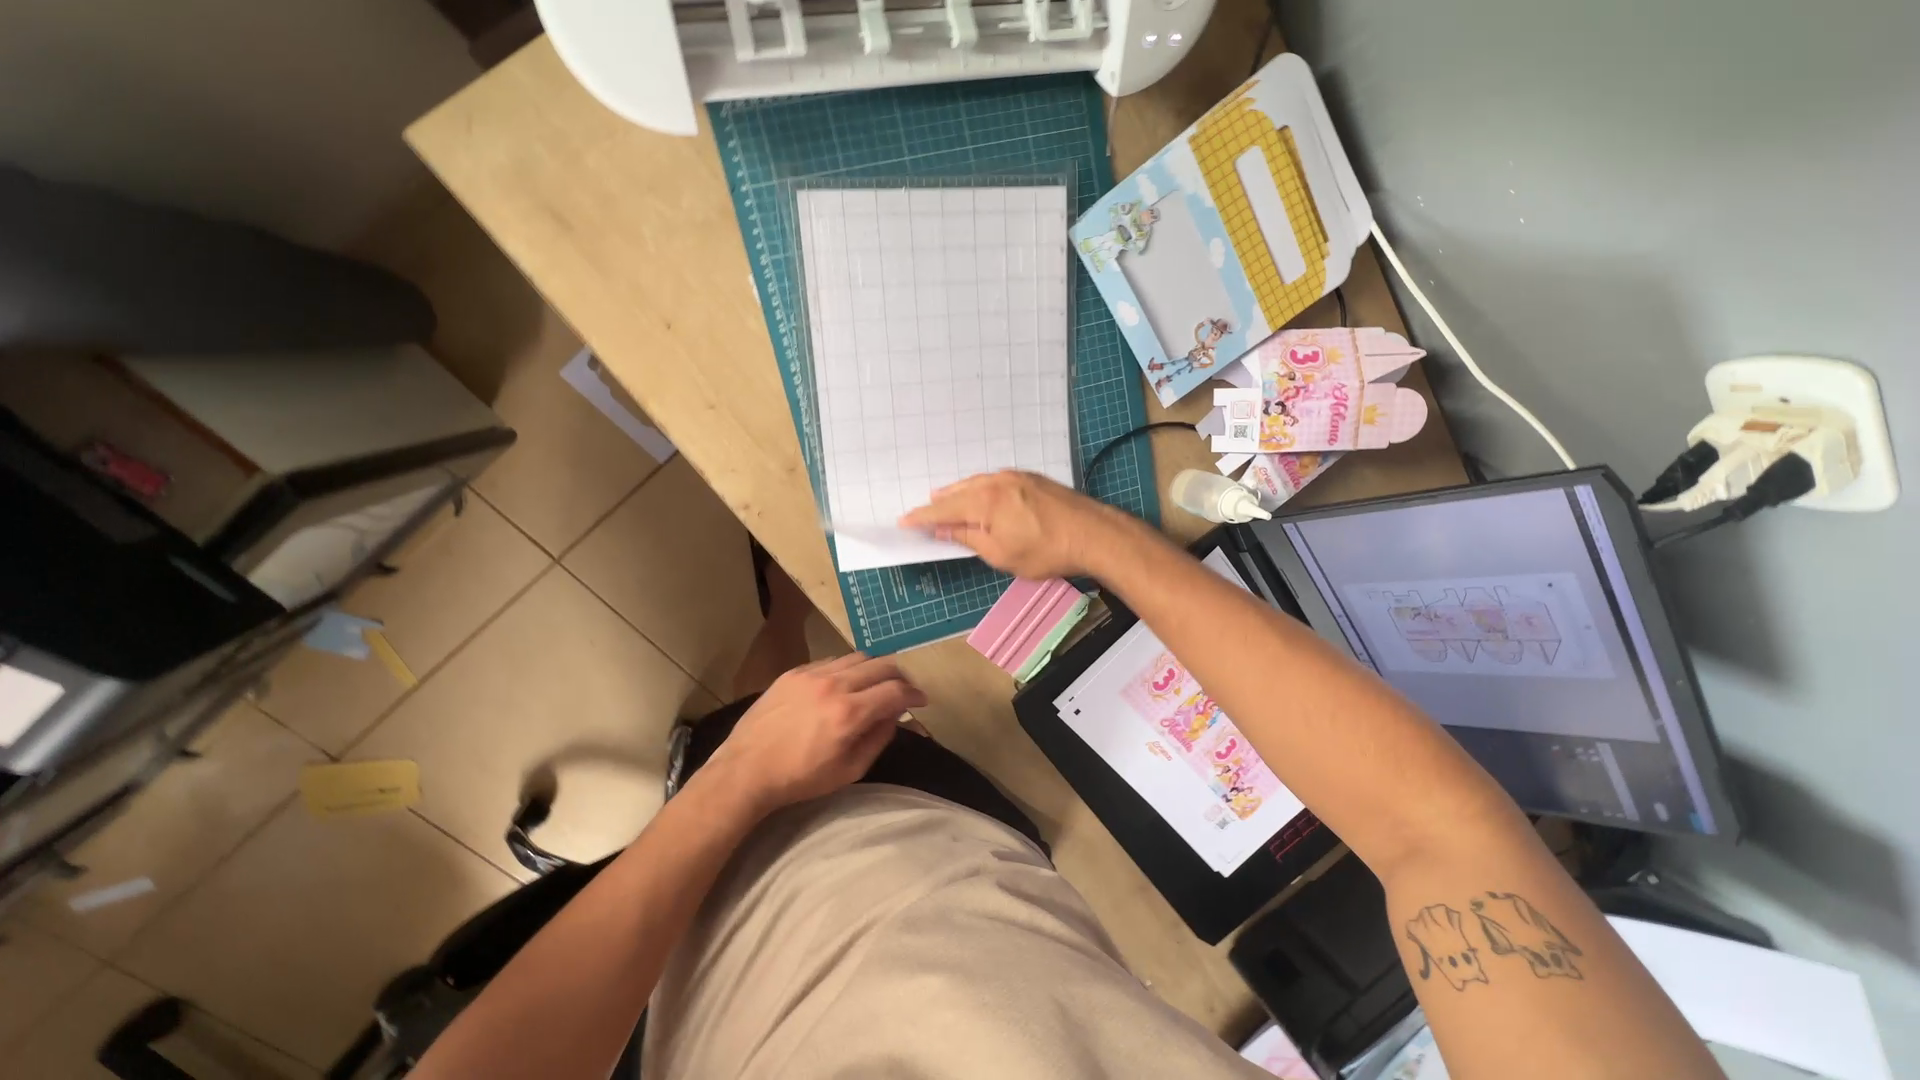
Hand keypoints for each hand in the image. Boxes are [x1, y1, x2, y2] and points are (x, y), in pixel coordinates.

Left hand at [701, 653, 926, 816]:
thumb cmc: (800, 778)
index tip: (921, 702)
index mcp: (849, 713)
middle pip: (881, 665)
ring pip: (857, 657)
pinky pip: (831, 661)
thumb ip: (878, 739)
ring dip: (873, 669)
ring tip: (875, 685)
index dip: (914, 695)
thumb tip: (895, 716)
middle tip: (903, 691)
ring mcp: (811, 674)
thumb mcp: (849, 770)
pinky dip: (847, 669)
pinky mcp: (793, 672)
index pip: (896, 691)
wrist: (747, 769)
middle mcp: (834, 685)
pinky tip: (843, 686)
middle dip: (899, 677)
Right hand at [899, 471, 1137, 578]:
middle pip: (959, 491)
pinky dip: (980, 488)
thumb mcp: (1000, 554)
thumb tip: (943, 528)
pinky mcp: (1033, 480)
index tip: (904, 522)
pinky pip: (995, 480)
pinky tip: (981, 496)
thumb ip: (968, 538)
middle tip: (922, 511)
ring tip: (946, 499)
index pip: (944, 509)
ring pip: (978, 483)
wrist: (1094, 535)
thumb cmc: (1046, 551)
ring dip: (960, 493)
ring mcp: (1017, 478)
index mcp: (985, 501)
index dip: (922, 517)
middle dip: (940, 502)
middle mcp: (997, 482)